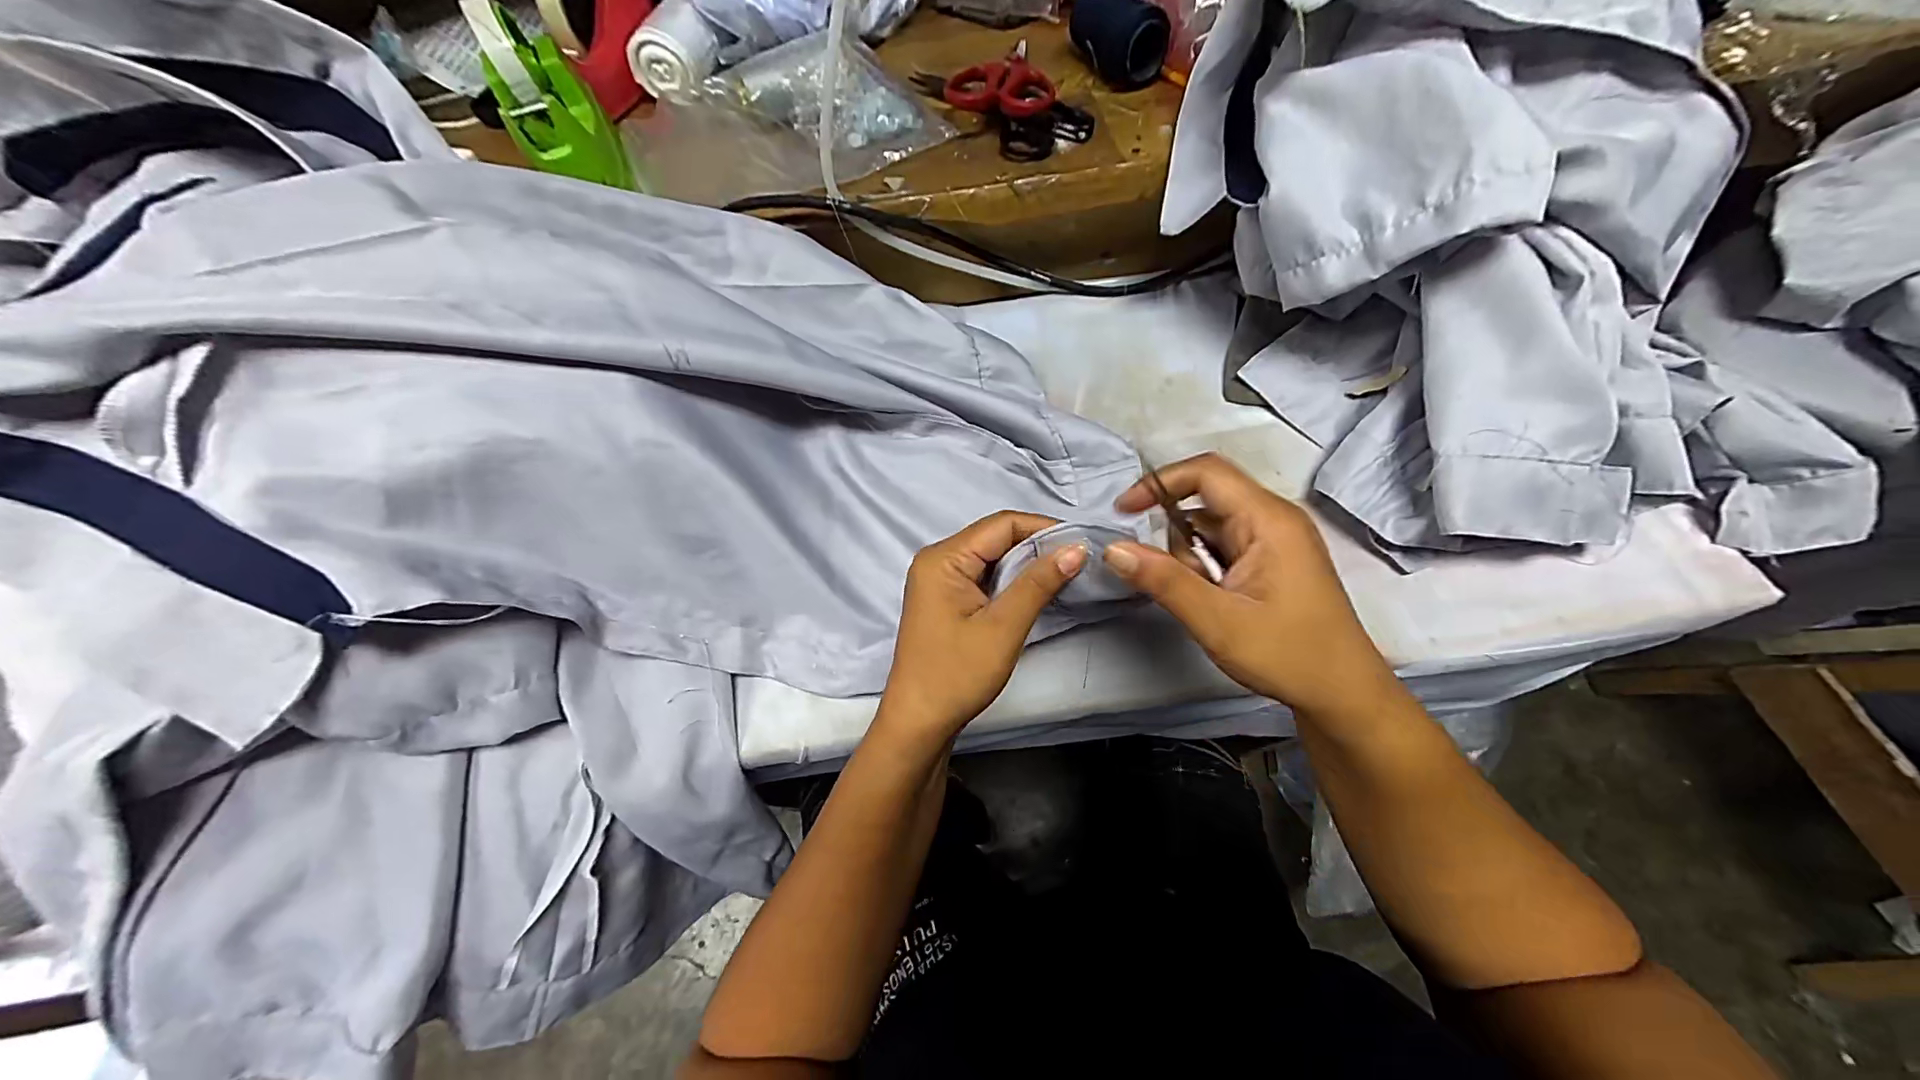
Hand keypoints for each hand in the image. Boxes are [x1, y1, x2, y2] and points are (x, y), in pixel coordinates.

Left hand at [879, 511, 1086, 740]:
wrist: (919, 721)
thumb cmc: (956, 675)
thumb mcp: (1003, 627)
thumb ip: (1039, 583)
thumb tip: (1076, 548)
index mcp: (942, 559)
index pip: (1001, 524)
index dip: (1044, 528)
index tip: (1081, 542)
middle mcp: (936, 560)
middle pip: (996, 536)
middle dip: (1038, 544)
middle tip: (1078, 559)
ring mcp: (939, 580)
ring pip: (992, 556)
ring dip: (1026, 563)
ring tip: (1065, 573)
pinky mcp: (946, 599)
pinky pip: (984, 575)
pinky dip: (1011, 579)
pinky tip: (1035, 590)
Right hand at [1101, 453, 1396, 717]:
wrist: (1343, 694)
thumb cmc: (1290, 656)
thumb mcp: (1217, 621)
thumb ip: (1163, 581)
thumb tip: (1115, 549)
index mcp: (1269, 520)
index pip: (1205, 472)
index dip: (1159, 483)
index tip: (1125, 512)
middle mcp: (1274, 519)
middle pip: (1204, 501)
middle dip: (1178, 538)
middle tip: (1184, 584)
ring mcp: (1276, 540)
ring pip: (1210, 527)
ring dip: (1192, 559)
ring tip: (1210, 602)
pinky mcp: (1272, 560)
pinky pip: (1223, 547)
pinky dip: (1206, 569)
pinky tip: (1218, 603)